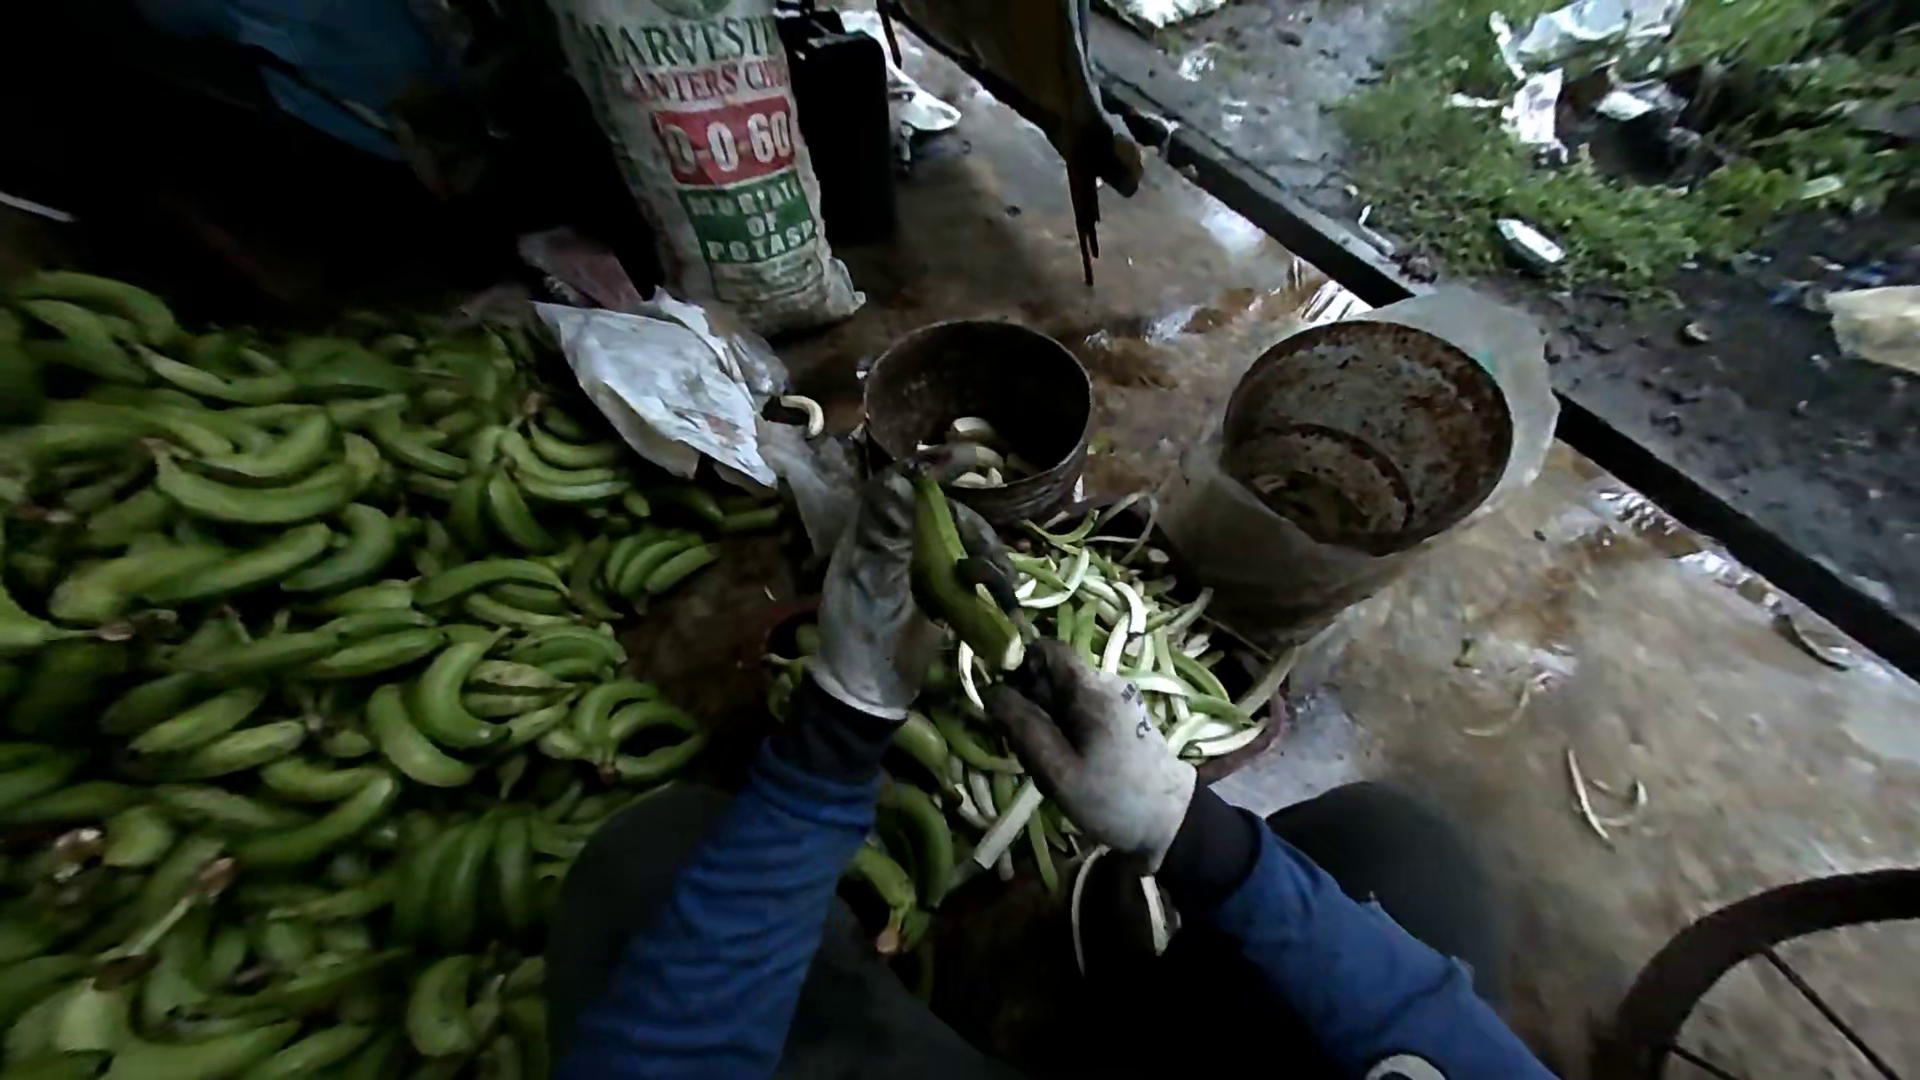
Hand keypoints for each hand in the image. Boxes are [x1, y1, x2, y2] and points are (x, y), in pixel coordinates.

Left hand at [810, 455, 1012, 719]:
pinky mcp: (945, 591)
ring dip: (992, 564)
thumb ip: (886, 531)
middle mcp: (902, 541)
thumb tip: (902, 478)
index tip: (972, 458)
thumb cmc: (862, 633)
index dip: (935, 467)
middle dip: (978, 535)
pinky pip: (976, 575)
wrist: (871, 691)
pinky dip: (994, 587)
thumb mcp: (871, 581)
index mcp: (876, 532)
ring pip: (969, 546)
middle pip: (950, 516)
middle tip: (992, 570)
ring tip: (1004, 595)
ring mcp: (925, 566)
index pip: (904, 484)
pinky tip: (1007, 605)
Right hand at [984, 640, 1196, 870]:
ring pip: (1062, 695)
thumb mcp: (1058, 772)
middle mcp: (1104, 682)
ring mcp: (1115, 698)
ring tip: (1049, 762)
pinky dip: (1065, 729)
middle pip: (1051, 674)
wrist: (1173, 823)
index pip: (1047, 648)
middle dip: (1031, 703)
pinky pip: (1080, 709)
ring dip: (1046, 721)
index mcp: (1090, 690)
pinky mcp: (1121, 715)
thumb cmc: (1113, 799)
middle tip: (1027, 746)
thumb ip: (1024, 727)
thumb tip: (992, 691)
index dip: (1021, 663)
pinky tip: (1068, 763)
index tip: (1009, 698)